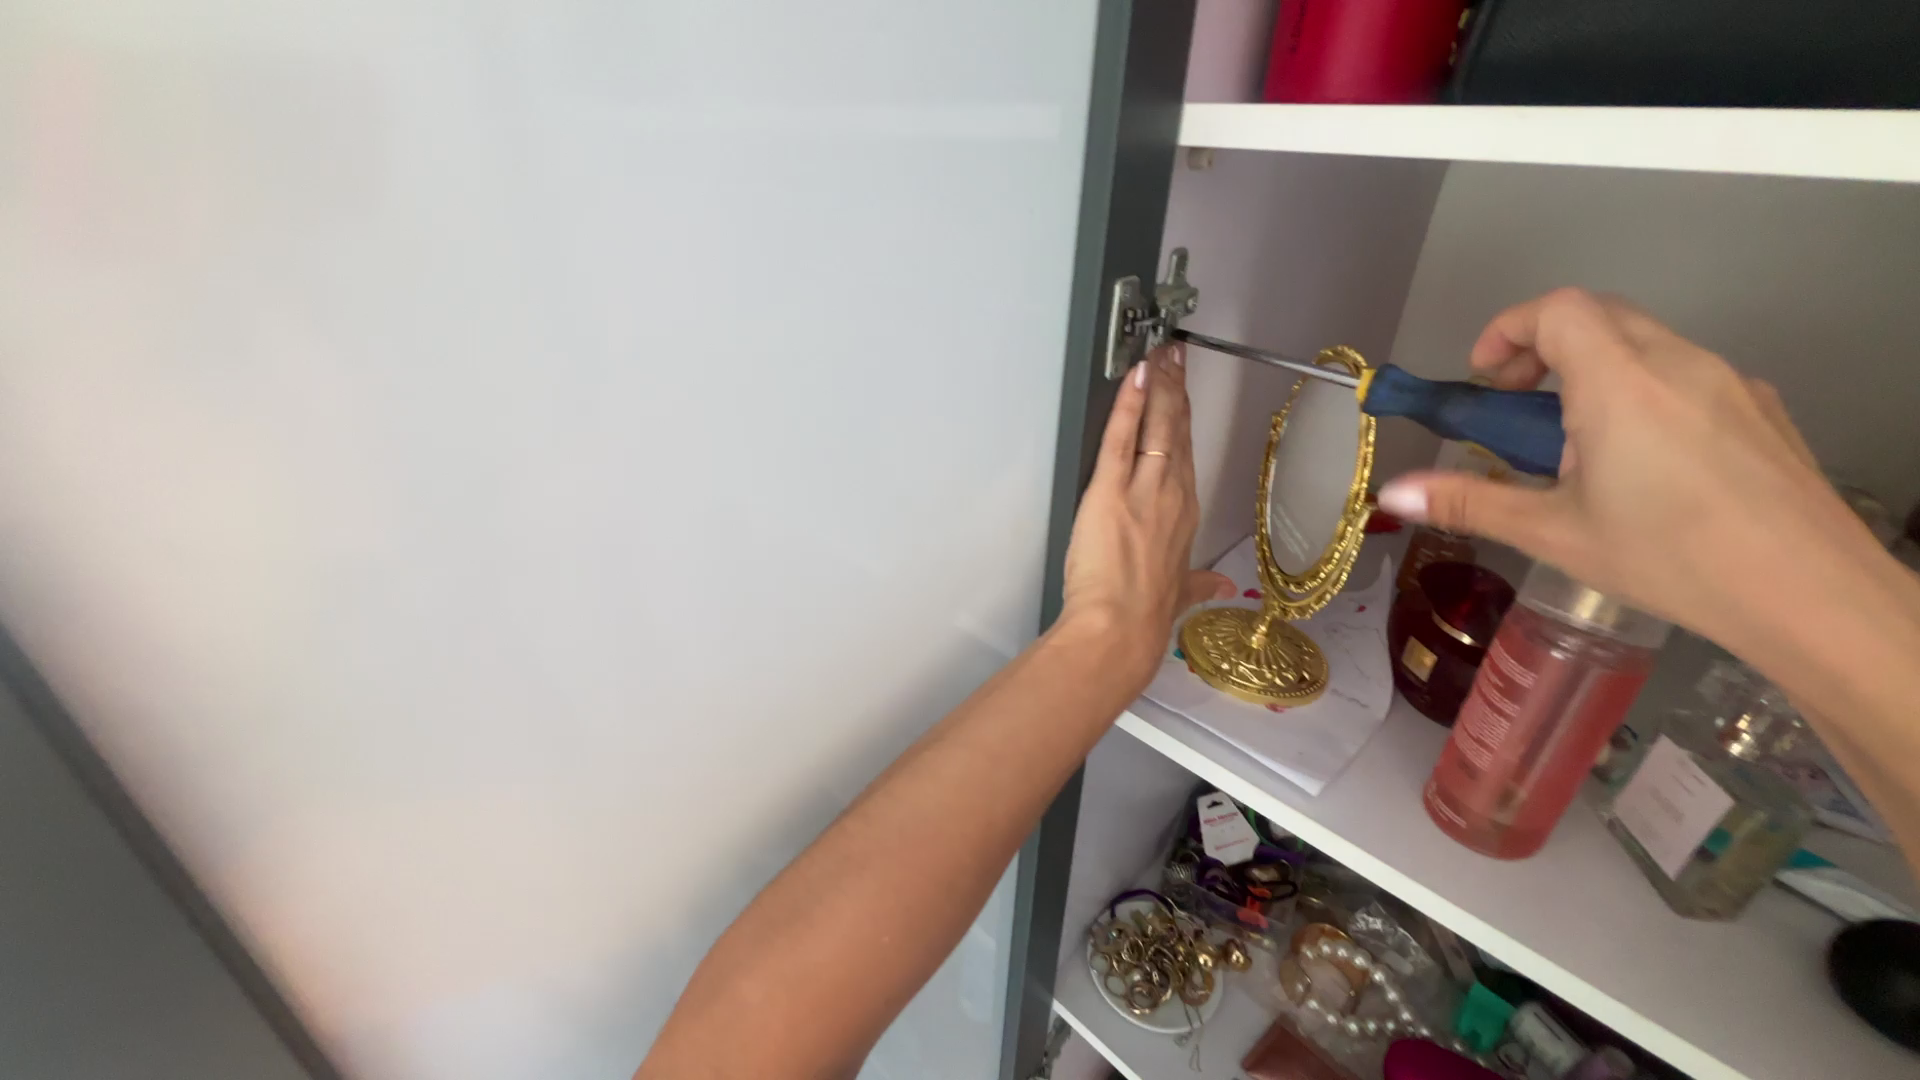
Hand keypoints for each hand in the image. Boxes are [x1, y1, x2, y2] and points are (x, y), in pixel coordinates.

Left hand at [1057, 345, 1233, 691]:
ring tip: (1158, 354)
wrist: (1120, 630)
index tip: (1183, 394)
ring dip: (1158, 387)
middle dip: (1175, 390)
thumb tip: (1222, 586)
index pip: (1186, 457)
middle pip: (1177, 432)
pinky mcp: (1110, 491)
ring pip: (1157, 427)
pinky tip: (1134, 376)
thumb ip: (1201, 583)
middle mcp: (1173, 496)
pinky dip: (1129, 404)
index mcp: (1186, 515)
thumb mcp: (1181, 595)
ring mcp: (1144, 490)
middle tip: (1172, 355)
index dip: (1185, 421)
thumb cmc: (1146, 616)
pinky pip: (1122, 438)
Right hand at [1372, 288, 1884, 649]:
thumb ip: (1467, 502)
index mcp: (1621, 385)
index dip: (1509, 329)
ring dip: (1589, 367)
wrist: (1812, 594)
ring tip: (1571, 440)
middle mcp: (1679, 365)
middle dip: (1542, 344)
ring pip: (1645, 340)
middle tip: (1515, 402)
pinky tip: (1637, 459)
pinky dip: (1638, 387)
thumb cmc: (1668, 558)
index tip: (1487, 378)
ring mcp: (1729, 383)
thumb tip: (1390, 494)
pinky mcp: (1760, 409)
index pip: (1560, 310)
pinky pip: (1684, 371)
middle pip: (1600, 314)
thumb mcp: (1551, 532)